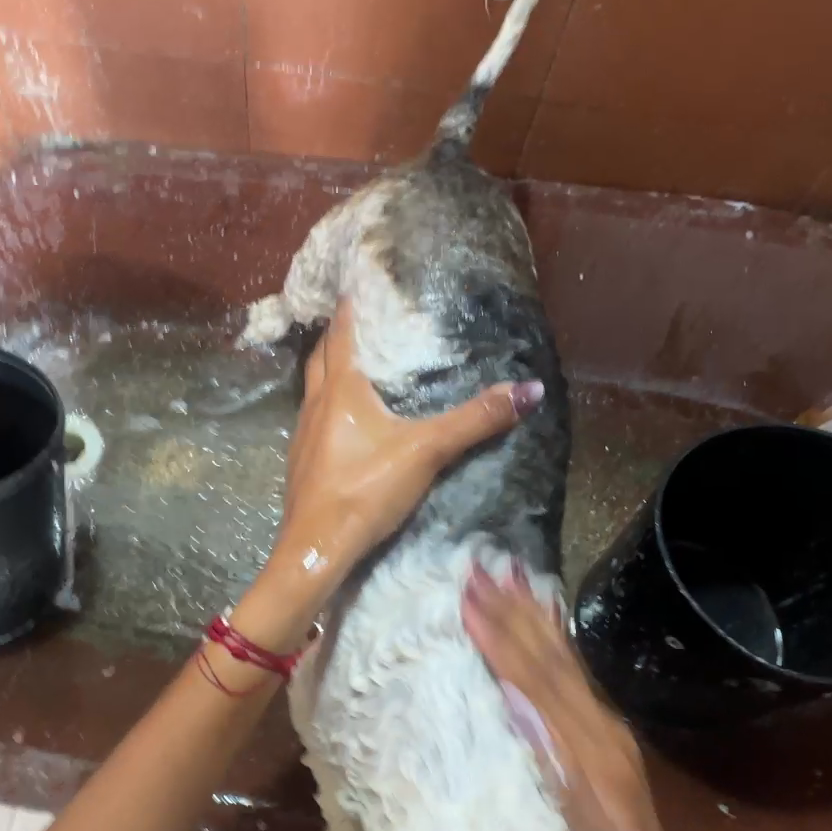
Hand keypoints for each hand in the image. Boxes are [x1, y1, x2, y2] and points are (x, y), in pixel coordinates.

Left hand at [264, 300, 542, 601]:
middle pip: (320, 357)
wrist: (316, 547)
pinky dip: (329, 408)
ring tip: (357, 365)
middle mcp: (314, 405)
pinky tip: (347, 424)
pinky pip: (314, 421)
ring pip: (313, 390)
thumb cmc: (365, 490)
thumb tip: (530, 389)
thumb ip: (476, 421)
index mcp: (340, 390)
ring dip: (330, 372)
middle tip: (360, 321)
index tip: (359, 283)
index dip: (350, 306)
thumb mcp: (427, 451)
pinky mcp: (301, 464)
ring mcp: (301, 436)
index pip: (341, 333)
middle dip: (337, 335)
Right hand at [460, 562, 657, 830]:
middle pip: (549, 659)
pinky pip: (575, 667)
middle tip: (479, 571)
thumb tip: (504, 712)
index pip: (536, 684)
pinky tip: (541, 608)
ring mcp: (606, 720)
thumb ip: (540, 773)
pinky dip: (554, 633)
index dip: (501, 643)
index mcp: (587, 751)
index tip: (469, 606)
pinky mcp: (605, 722)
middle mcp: (600, 725)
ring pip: (564, 656)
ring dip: (530, 613)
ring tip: (505, 574)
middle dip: (511, 613)